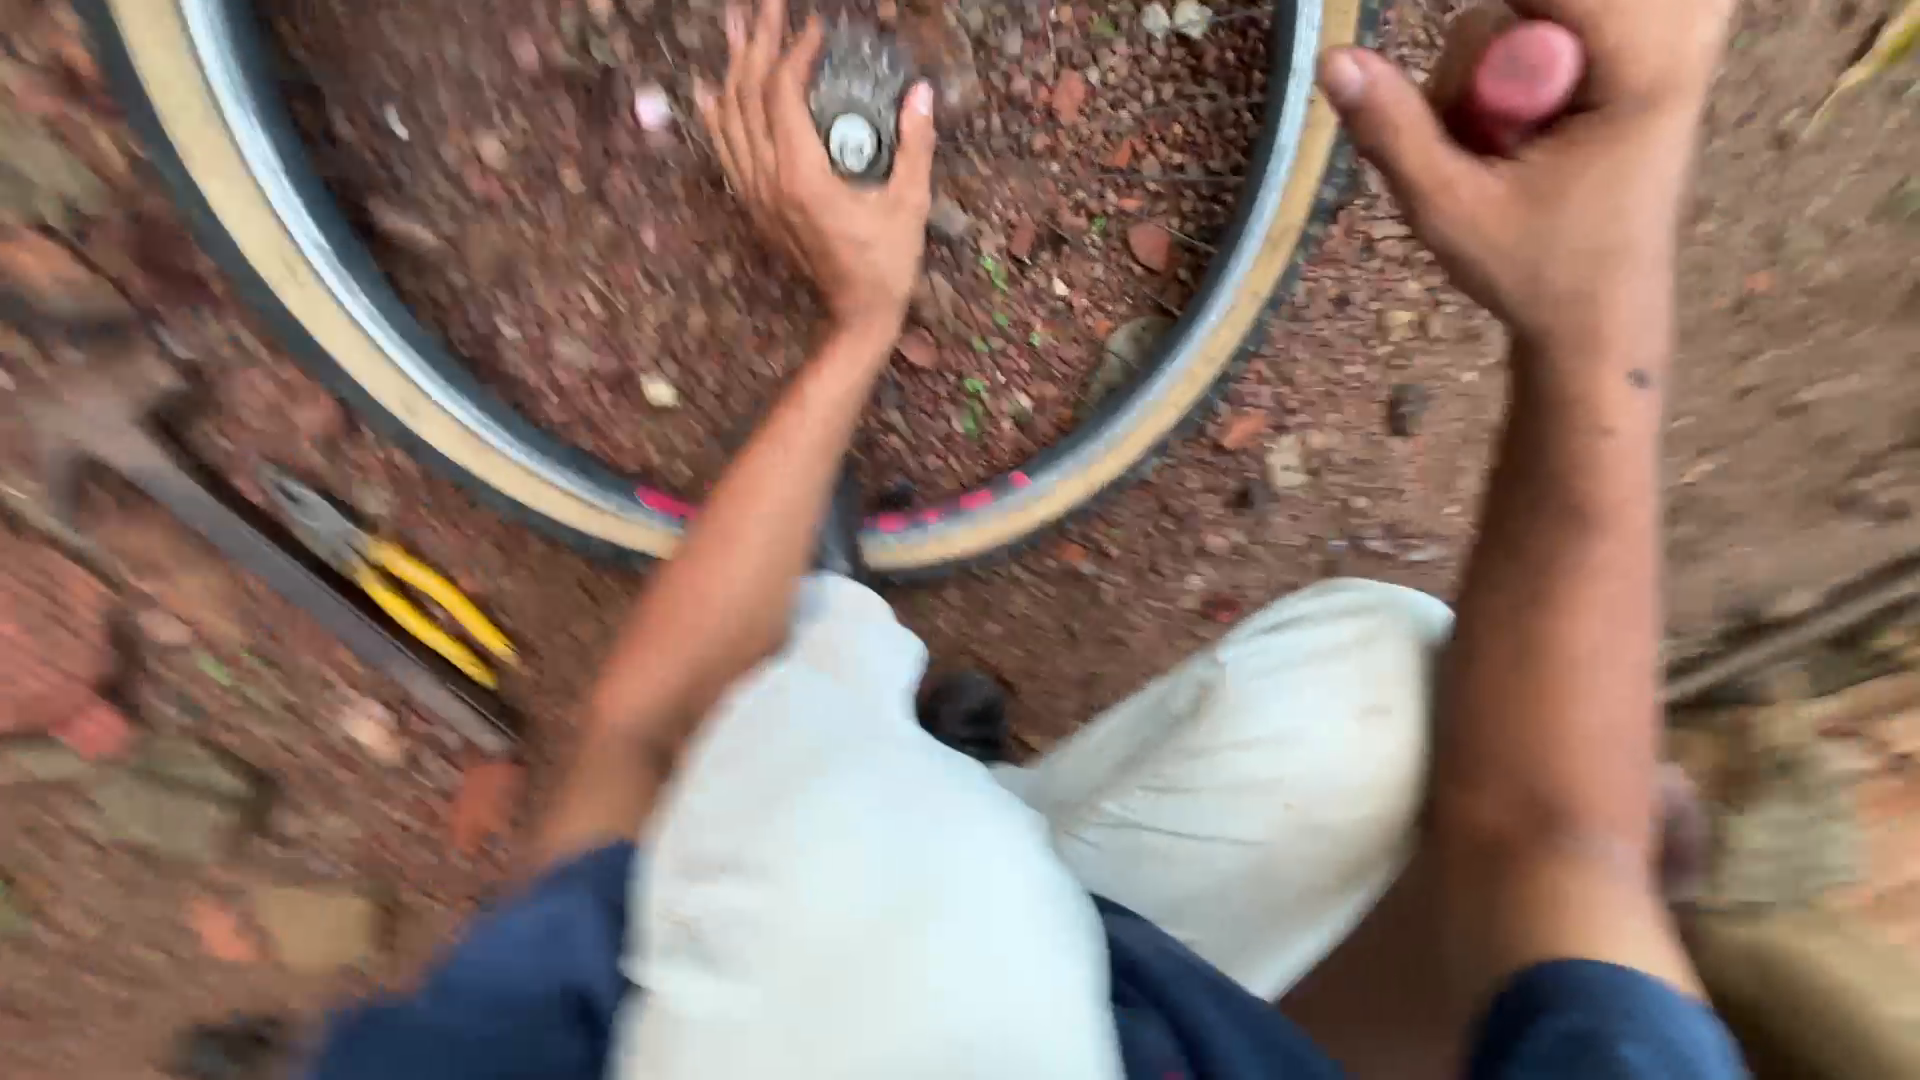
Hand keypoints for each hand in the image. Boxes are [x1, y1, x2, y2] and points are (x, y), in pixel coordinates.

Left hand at [695, 0, 936, 342]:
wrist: (857, 315)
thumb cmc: (887, 264)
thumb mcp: (910, 204)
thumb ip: (916, 146)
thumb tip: (922, 93)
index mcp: (802, 176)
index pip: (783, 92)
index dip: (795, 50)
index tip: (816, 27)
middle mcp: (768, 182)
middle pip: (748, 95)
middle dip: (757, 43)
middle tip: (767, 5)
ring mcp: (756, 197)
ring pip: (729, 120)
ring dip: (732, 69)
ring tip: (736, 28)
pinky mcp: (756, 209)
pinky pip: (726, 152)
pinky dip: (717, 116)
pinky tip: (712, 90)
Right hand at [1318, 0, 1733, 368]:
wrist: (1598, 310)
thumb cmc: (1530, 269)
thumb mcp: (1447, 209)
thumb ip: (1392, 130)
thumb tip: (1334, 59)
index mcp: (1647, 66)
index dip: (1479, 36)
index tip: (1445, 86)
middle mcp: (1682, 29)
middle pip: (1537, 3)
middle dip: (1487, 51)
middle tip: (1472, 117)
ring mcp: (1679, 33)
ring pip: (1547, 6)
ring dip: (1498, 53)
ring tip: (1492, 131)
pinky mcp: (1661, 45)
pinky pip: (1574, 15)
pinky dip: (1523, 51)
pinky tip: (1519, 108)